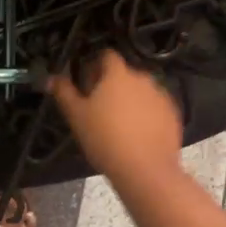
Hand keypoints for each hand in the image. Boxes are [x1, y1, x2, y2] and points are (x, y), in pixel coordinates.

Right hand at [51, 50, 184, 186]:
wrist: (145, 171)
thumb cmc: (105, 139)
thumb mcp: (77, 116)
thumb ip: (64, 92)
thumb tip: (51, 77)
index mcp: (118, 74)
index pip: (107, 56)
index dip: (95, 67)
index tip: (87, 86)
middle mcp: (143, 78)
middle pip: (124, 74)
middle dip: (112, 85)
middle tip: (99, 108)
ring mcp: (162, 96)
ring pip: (141, 91)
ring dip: (130, 99)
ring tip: (120, 124)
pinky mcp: (173, 115)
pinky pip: (155, 107)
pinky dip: (147, 114)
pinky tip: (138, 134)